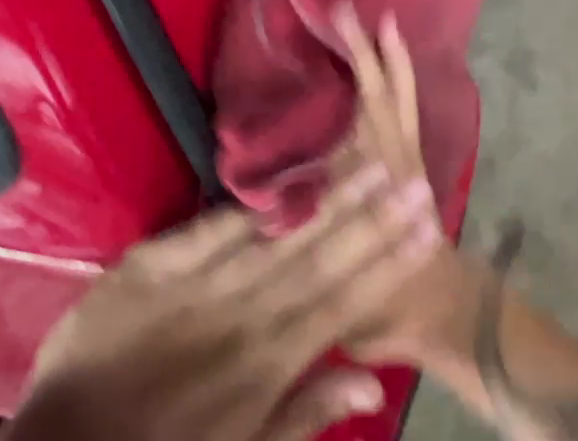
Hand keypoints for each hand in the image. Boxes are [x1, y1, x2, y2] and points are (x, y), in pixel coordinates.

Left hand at [2, 163, 439, 440]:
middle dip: (373, 220)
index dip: (388, 263)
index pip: (342, 302)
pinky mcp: (149, 264)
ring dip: (329, 201)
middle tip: (416, 180)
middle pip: (319, 260)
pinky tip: (288, 176)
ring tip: (371, 165)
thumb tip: (375, 385)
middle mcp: (240, 317)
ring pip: (276, 237)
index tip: (428, 227)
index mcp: (265, 363)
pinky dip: (251, 205)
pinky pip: (210, 228)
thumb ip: (306, 412)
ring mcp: (194, 286)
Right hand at [330, 6, 482, 365]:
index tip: (336, 24)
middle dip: (368, 49)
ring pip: (401, 99)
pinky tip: (388, 69)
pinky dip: (398, 84)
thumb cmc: (383, 298)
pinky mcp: (413, 166)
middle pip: (382, 93)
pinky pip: (405, 112)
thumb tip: (265, 199)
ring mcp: (407, 160)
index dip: (356, 63)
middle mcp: (392, 158)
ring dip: (391, 60)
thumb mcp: (337, 277)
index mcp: (373, 177)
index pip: (365, 106)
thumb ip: (306, 236)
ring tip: (382, 23)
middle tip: (348, 8)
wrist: (438, 310)